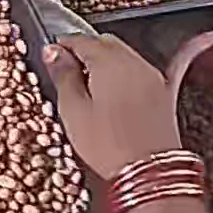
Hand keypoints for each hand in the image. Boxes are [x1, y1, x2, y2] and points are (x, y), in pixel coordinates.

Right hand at [42, 34, 180, 178]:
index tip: (51, 53)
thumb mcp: (73, 109)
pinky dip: (119, 73)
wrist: (151, 173)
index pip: (81, 39)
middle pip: (105, 42)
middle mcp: (134, 63)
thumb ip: (63, 75)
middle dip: (84, 48)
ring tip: (85, 82)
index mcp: (109, 62)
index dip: (62, 44)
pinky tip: (108, 94)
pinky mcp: (161, 93)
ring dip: (103, 60)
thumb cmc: (108, 144)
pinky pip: (135, 70)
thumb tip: (53, 52)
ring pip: (122, 54)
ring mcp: (151, 77)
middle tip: (66, 66)